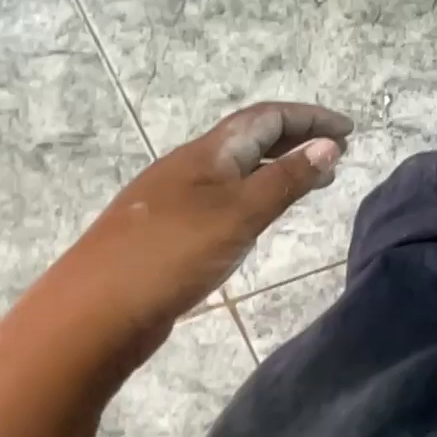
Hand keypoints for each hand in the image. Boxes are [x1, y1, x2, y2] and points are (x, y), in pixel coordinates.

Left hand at [59, 103, 353, 332]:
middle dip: (298, 138)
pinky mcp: (169, 230)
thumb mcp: (241, 214)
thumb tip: (330, 145)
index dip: (310, 117)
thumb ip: (288, 179)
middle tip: (338, 153)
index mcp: (205, 155)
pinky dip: (259, 191)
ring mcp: (175, 199)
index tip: (349, 131)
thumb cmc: (170, 256)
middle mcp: (188, 168)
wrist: (87, 319)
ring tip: (315, 182)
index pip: (266, 118)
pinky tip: (265, 214)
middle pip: (251, 138)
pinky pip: (226, 194)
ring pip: (239, 167)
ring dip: (281, 166)